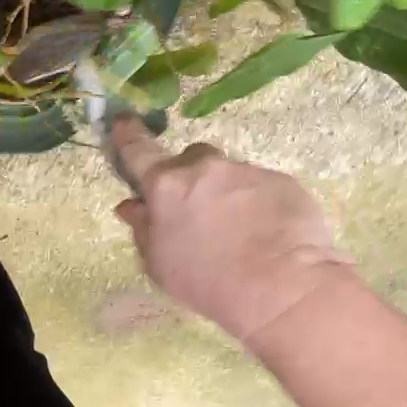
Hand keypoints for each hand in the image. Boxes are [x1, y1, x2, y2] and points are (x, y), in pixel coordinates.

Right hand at [111, 116, 354, 345]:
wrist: (280, 286)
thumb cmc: (206, 280)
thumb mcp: (159, 262)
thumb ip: (143, 228)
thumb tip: (132, 206)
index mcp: (166, 185)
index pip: (139, 150)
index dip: (128, 134)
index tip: (124, 121)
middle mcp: (204, 168)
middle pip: (191, 159)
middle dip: (190, 176)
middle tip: (197, 209)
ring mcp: (246, 171)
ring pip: (229, 174)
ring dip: (227, 193)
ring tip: (238, 230)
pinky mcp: (282, 182)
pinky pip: (261, 188)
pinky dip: (258, 204)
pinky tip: (266, 234)